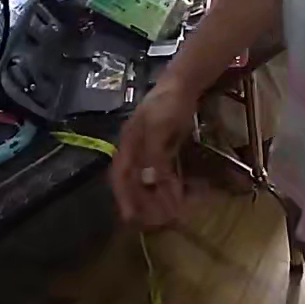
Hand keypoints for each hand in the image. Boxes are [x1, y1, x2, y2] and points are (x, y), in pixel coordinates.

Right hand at [110, 79, 196, 225]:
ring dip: (157, 194)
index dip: (123, 197)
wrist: (184, 84)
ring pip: (150, 178)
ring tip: (169, 211)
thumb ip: (154, 155)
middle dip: (143, 200)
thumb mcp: (158, 129)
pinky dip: (170, 182)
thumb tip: (152, 182)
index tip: (129, 217)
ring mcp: (152, 147)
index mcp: (128, 144)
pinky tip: (178, 192)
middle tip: (154, 219)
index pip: (120, 176)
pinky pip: (166, 170)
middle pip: (135, 180)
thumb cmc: (167, 104)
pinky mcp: (167, 146)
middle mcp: (137, 148)